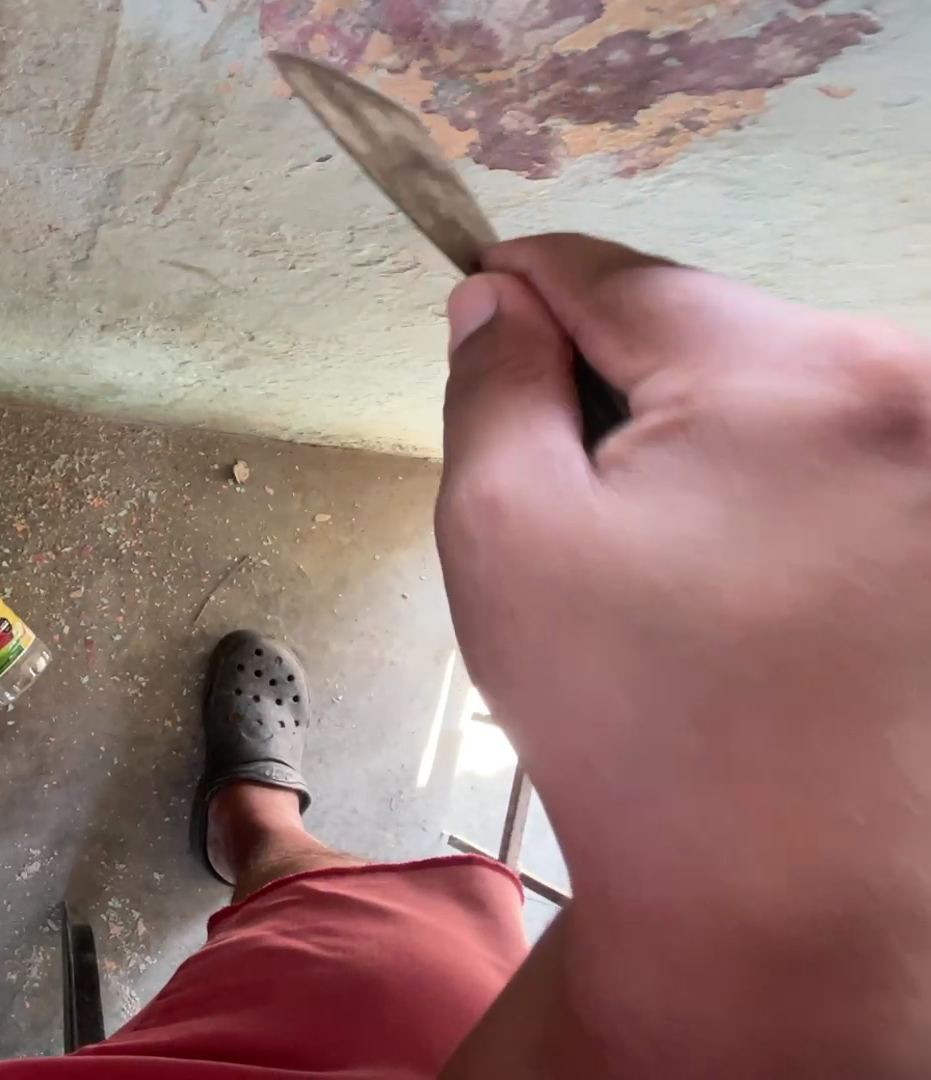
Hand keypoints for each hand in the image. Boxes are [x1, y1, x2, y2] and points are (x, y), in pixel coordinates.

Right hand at [436, 234, 930, 1074]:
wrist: (780, 882)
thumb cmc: (612, 692)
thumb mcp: (501, 524)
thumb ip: (490, 388)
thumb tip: (490, 300)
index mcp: (795, 375)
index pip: (619, 276)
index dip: (521, 280)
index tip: (468, 302)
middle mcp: (921, 387)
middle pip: (697, 333)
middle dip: (597, 383)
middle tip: (537, 491)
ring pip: (759, 391)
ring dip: (669, 437)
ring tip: (624, 552)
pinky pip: (818, 448)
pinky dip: (735, 478)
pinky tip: (704, 573)